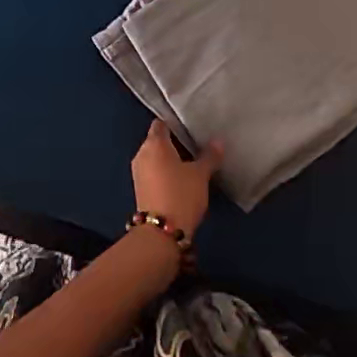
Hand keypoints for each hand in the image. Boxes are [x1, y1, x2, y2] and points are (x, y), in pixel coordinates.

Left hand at [131, 120, 222, 236]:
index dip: (174, 123)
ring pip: (155, 158)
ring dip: (169, 159)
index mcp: (154, 144)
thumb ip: (209, 156)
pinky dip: (164, 172)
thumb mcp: (200, 175)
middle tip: (195, 145)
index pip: (161, 124)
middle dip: (174, 142)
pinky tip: (180, 179)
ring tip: (191, 162)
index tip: (189, 126)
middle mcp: (142, 154)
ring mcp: (138, 172)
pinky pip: (153, 172)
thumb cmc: (181, 194)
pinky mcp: (140, 189)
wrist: (161, 233)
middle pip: (157, 141)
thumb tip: (218, 141)